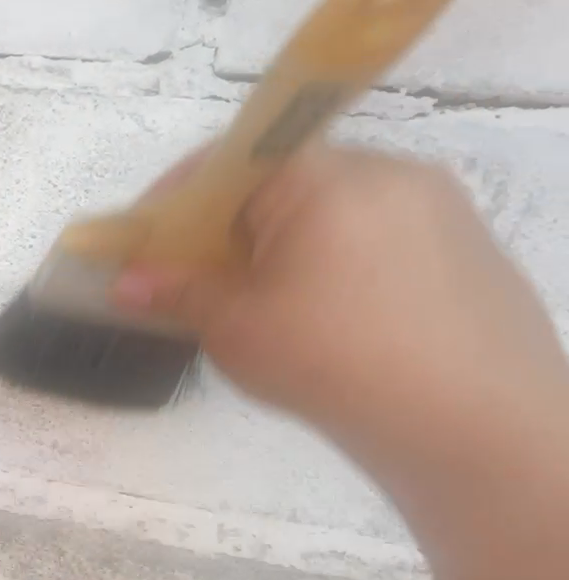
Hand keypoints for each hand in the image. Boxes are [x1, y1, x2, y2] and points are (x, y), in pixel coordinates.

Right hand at [112, 146, 567, 461]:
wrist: (463, 411)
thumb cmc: (327, 354)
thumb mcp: (231, 324)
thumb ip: (175, 292)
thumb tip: (125, 282)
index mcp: (328, 181)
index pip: (238, 159)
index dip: (178, 195)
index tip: (140, 238)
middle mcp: (389, 174)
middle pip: (283, 183)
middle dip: (221, 225)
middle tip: (182, 275)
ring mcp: (433, 208)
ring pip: (325, 211)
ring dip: (270, 245)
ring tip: (240, 301)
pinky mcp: (458, 246)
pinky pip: (365, 235)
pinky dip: (318, 260)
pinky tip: (304, 313)